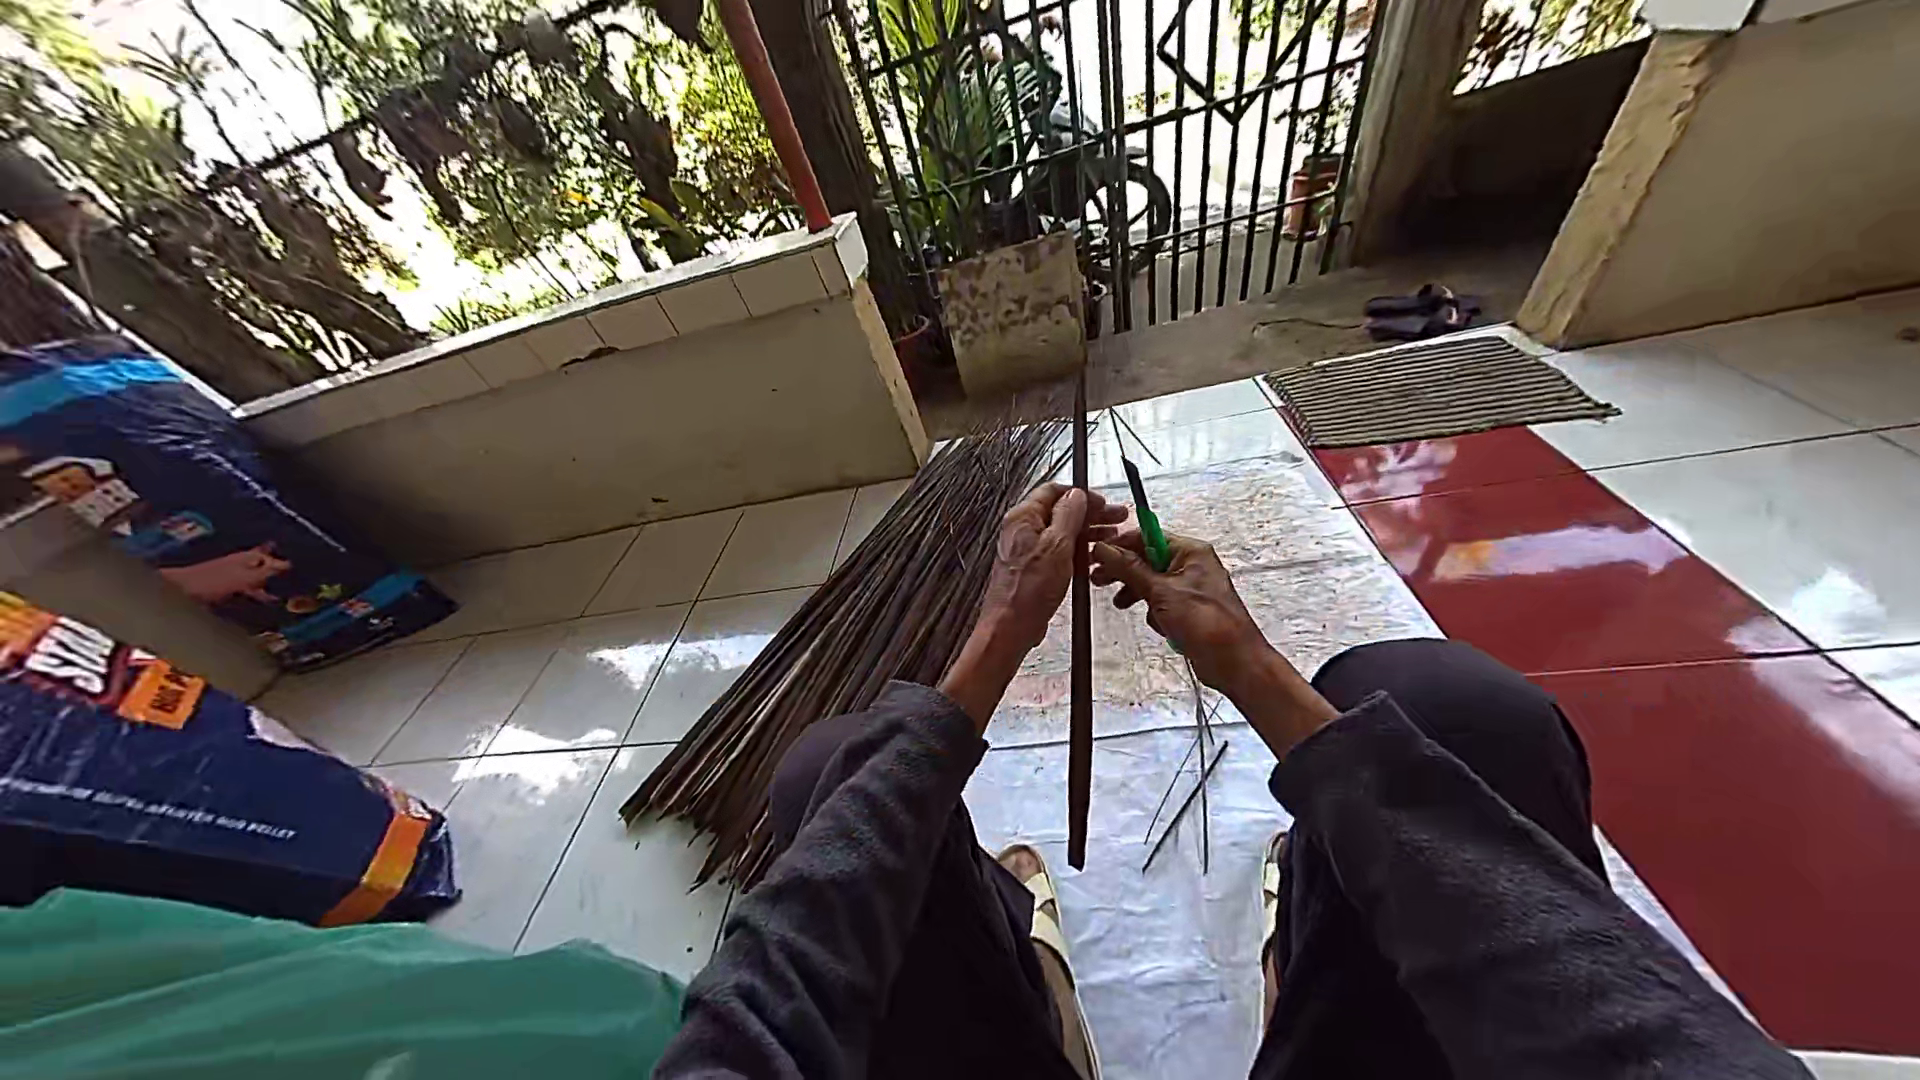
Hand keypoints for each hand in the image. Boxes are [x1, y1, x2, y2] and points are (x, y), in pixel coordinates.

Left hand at [978, 482, 1127, 651]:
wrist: (1012, 626)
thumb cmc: (1028, 590)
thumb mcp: (1057, 546)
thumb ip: (1068, 516)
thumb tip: (1077, 495)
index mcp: (1023, 518)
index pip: (1053, 491)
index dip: (1081, 495)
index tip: (1102, 502)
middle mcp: (1022, 531)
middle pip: (1060, 512)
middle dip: (1090, 514)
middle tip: (1115, 517)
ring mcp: (1027, 550)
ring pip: (1062, 533)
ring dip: (1087, 533)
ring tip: (1111, 536)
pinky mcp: (1033, 568)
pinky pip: (1058, 553)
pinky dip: (1077, 552)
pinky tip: (1093, 558)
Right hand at [1091, 530, 1337, 756]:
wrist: (1234, 662)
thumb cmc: (1207, 624)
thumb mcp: (1160, 591)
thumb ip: (1129, 568)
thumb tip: (1103, 549)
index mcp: (1190, 552)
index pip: (1147, 536)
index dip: (1120, 545)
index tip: (1097, 556)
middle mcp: (1191, 565)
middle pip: (1147, 559)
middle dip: (1124, 571)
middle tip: (1099, 579)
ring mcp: (1190, 588)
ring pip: (1151, 582)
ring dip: (1135, 592)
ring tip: (1120, 603)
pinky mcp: (1188, 609)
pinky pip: (1161, 602)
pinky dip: (1153, 611)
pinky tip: (1154, 623)